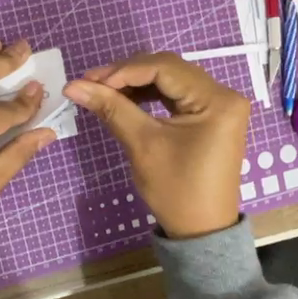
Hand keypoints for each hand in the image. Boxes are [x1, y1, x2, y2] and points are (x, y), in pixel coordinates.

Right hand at [64, 52, 248, 239]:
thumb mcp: (142, 145)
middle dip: (128, 74)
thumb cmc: (175, 190)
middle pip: (169, 69)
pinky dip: (149, 96)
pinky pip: (176, 95)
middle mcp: (223, 94)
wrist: (201, 230)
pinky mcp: (210, 116)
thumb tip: (73, 86)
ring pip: (170, 80)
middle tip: (91, 83)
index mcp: (216, 100)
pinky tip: (124, 100)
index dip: (124, 71)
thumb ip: (111, 109)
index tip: (89, 81)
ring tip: (103, 91)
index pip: (165, 68)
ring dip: (136, 83)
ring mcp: (219, 105)